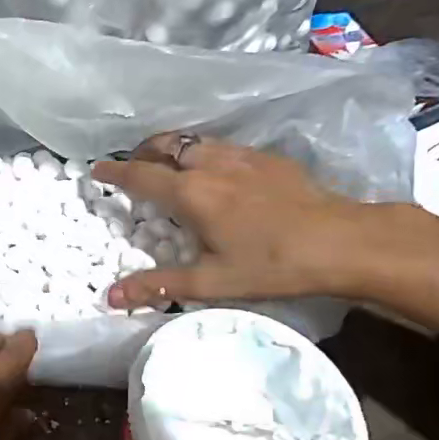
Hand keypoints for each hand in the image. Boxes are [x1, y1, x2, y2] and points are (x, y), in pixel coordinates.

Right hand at [93, 134, 405, 308]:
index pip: (140, 175)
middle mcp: (210, 164)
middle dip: (142, 152)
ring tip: (169, 170)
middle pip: (165, 145)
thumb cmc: (271, 264)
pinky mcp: (267, 158)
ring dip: (172, 150)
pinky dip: (203, 153)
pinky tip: (216, 175)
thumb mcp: (210, 281)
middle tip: (133, 169)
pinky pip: (221, 146)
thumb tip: (111, 298)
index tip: (96, 169)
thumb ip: (158, 285)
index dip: (114, 172)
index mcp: (191, 192)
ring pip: (194, 142)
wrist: (342, 240)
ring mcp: (242, 156)